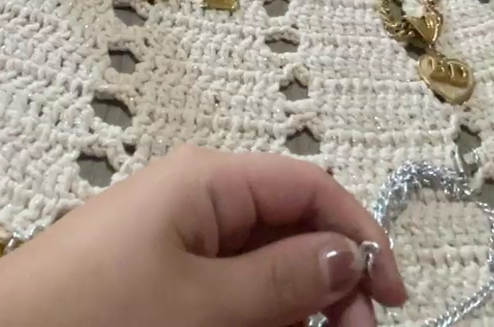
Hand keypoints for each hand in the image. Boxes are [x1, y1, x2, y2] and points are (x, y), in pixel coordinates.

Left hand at [0, 145, 407, 326]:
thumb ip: (284, 279)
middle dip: (331, 280)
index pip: (308, 185)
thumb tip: (350, 253)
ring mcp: (178, 240)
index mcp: (210, 180)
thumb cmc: (98, 315)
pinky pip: (228, 290)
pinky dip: (255, 317)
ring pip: (263, 267)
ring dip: (295, 308)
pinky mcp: (160, 278)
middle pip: (290, 227)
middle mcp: (199, 198)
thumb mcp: (204, 304)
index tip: (395, 296)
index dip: (359, 231)